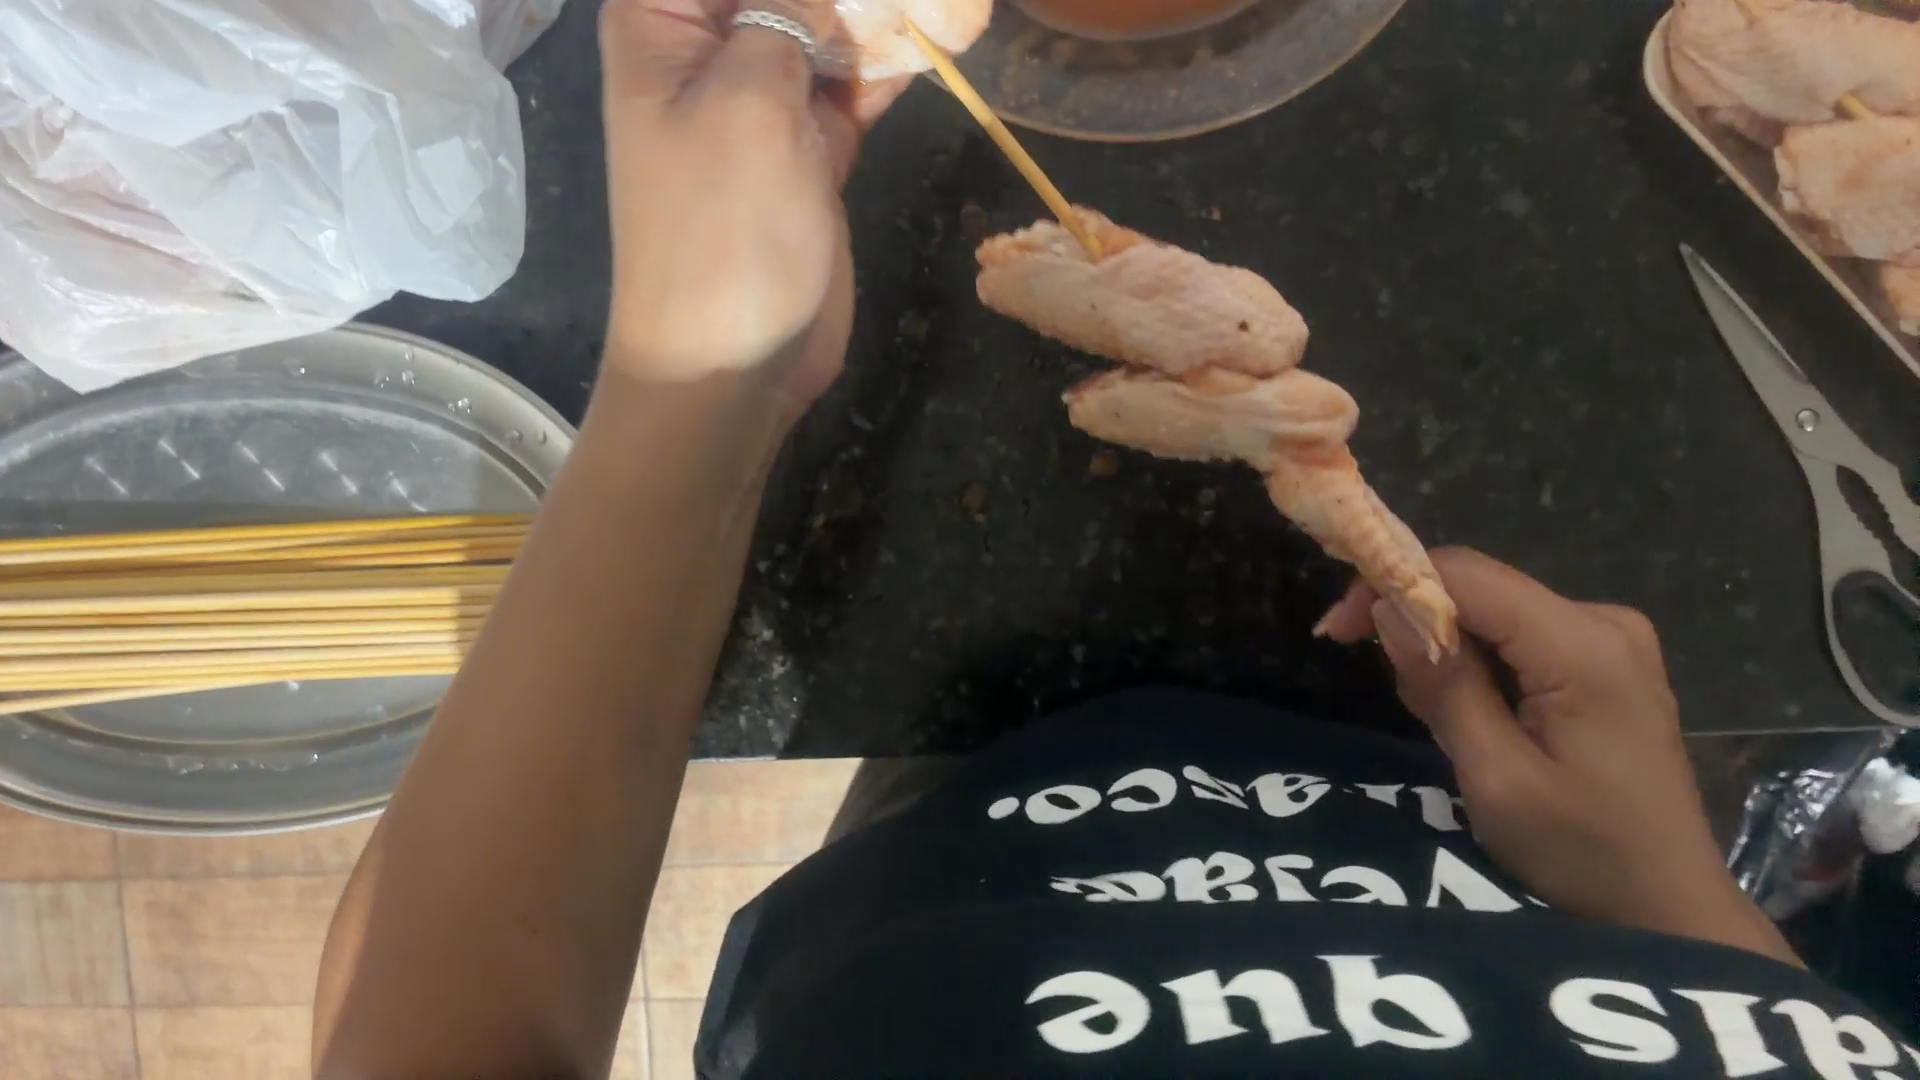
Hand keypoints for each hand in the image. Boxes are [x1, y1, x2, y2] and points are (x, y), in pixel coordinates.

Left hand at [598, 0, 906, 404]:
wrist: (733, 360)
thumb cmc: (723, 231)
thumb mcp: (747, 102)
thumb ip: (786, 14)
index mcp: (663, 22)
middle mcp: (710, 52)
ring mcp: (765, 107)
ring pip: (823, 28)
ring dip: (872, 16)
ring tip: (940, 4)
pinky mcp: (810, 156)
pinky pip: (851, 92)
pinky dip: (887, 70)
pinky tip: (934, 44)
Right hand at [1320, 548, 1798, 965]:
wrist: (1667, 906)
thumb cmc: (1580, 850)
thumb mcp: (1495, 775)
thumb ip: (1443, 684)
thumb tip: (1386, 606)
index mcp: (1582, 647)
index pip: (1466, 573)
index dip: (1390, 583)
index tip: (1336, 629)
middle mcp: (1600, 622)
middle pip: (1475, 587)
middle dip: (1410, 620)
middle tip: (1376, 678)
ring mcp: (1606, 638)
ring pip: (1486, 611)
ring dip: (1440, 651)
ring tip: (1434, 719)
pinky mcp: (1599, 659)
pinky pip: (1510, 635)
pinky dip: (1472, 664)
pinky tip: (1469, 715)